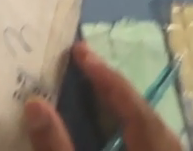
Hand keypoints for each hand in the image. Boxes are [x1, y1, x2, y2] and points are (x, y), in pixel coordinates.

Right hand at [24, 42, 181, 150]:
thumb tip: (34, 103)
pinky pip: (156, 147)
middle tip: (87, 63)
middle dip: (119, 89)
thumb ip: (56, 147)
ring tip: (99, 88)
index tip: (80, 51)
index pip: (136, 111)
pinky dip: (135, 130)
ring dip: (128, 110)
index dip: (109, 79)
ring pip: (158, 136)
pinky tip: (116, 129)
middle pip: (151, 120)